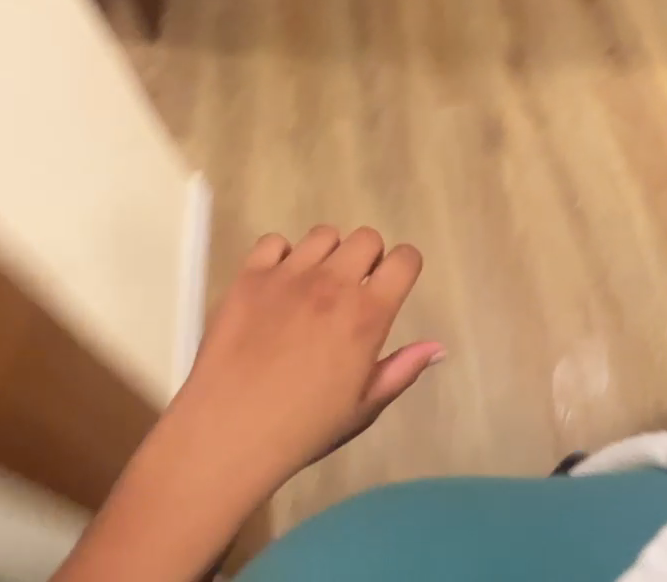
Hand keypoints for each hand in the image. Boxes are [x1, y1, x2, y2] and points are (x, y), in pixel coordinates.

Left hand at [167, 226, 443, 489]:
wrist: (229, 432)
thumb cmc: (304, 428)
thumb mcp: (363, 407)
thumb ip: (401, 370)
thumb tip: (437, 347)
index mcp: (367, 315)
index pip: (405, 259)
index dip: (404, 267)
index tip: (393, 282)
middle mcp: (332, 283)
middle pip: (366, 238)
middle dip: (368, 258)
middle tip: (353, 289)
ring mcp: (289, 275)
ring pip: (324, 234)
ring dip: (328, 254)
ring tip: (314, 286)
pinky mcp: (250, 276)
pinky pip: (274, 242)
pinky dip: (281, 257)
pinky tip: (277, 286)